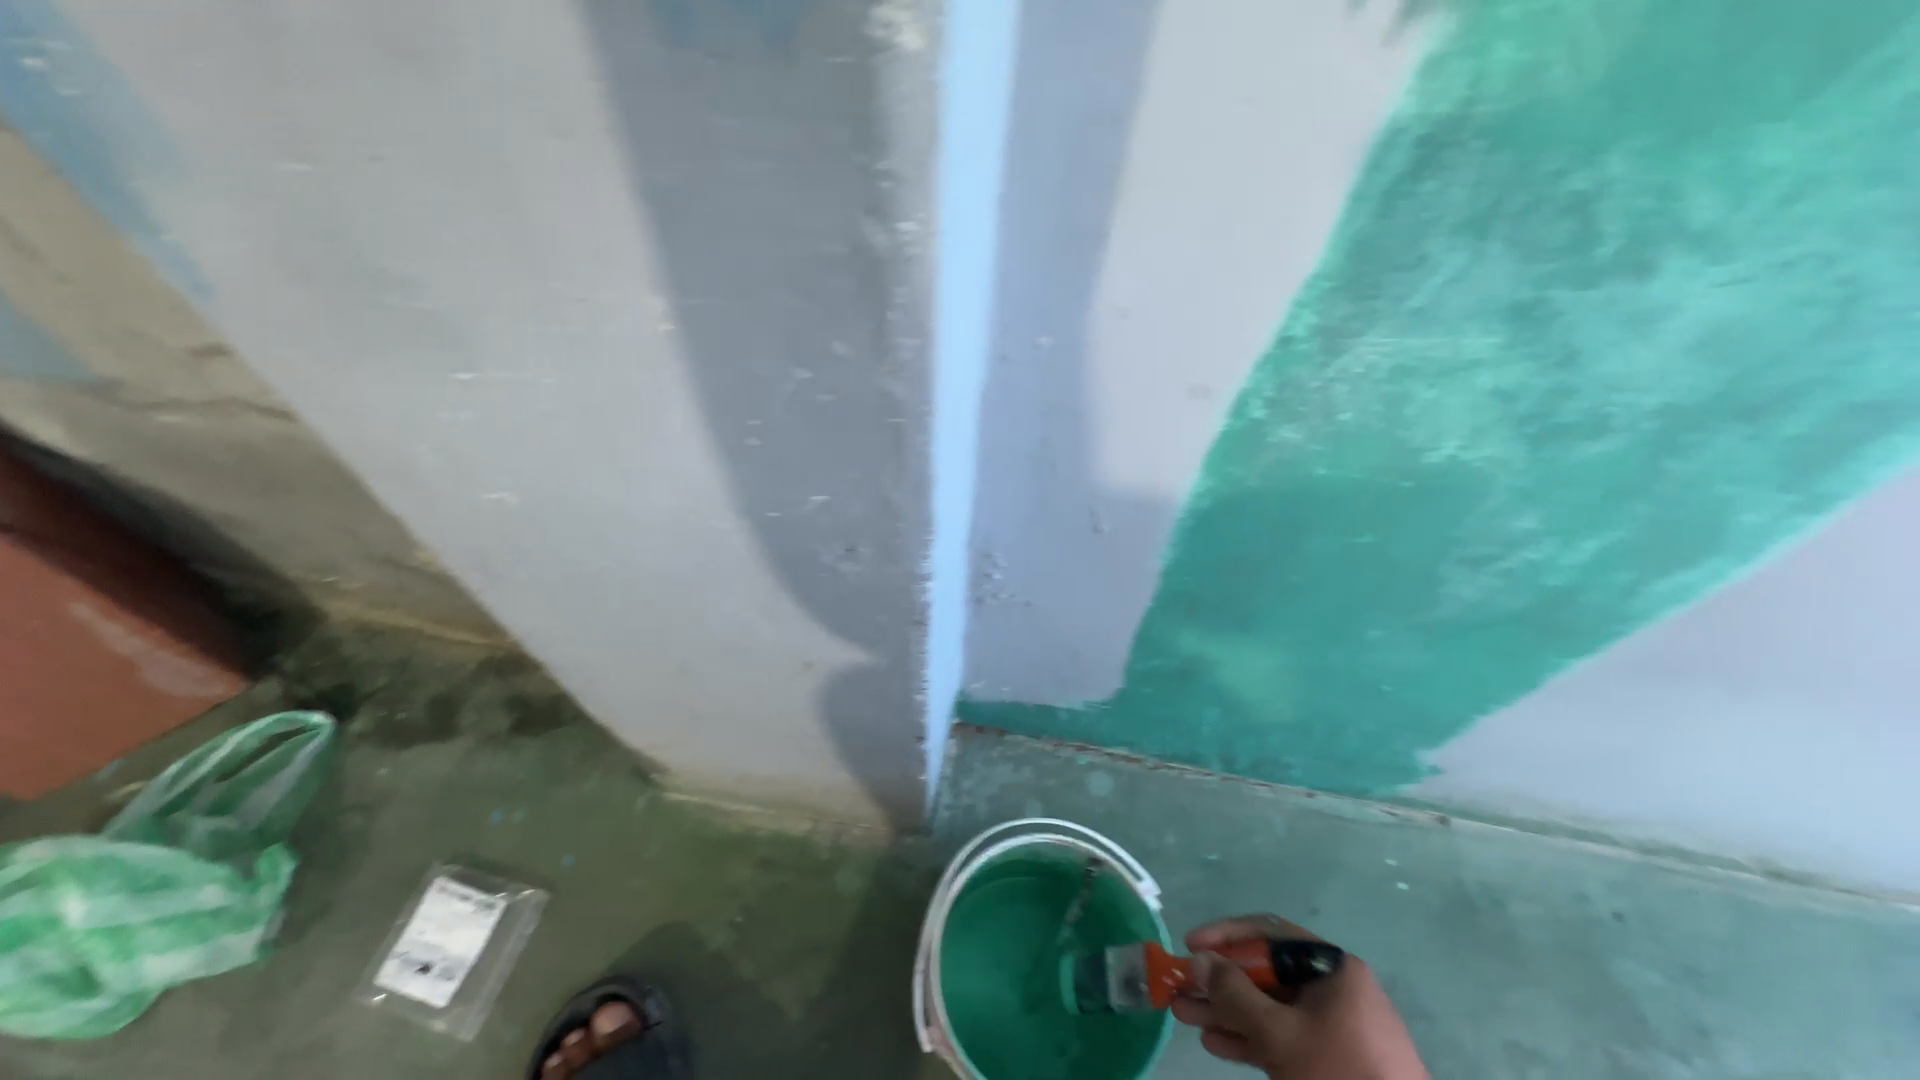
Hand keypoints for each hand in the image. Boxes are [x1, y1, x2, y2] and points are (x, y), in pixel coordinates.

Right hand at [1171, 914, 1427, 1079]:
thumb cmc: (1339, 1073)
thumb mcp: (1279, 1034)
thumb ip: (1234, 994)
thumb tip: (1200, 959)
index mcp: (1332, 967)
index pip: (1269, 932)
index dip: (1225, 936)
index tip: (1190, 946)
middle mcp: (1333, 988)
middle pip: (1265, 972)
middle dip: (1218, 982)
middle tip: (1179, 989)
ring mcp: (1334, 1025)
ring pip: (1270, 1007)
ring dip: (1226, 1011)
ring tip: (1183, 1016)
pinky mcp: (1332, 1057)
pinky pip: (1283, 1035)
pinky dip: (1250, 1037)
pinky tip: (1215, 1044)